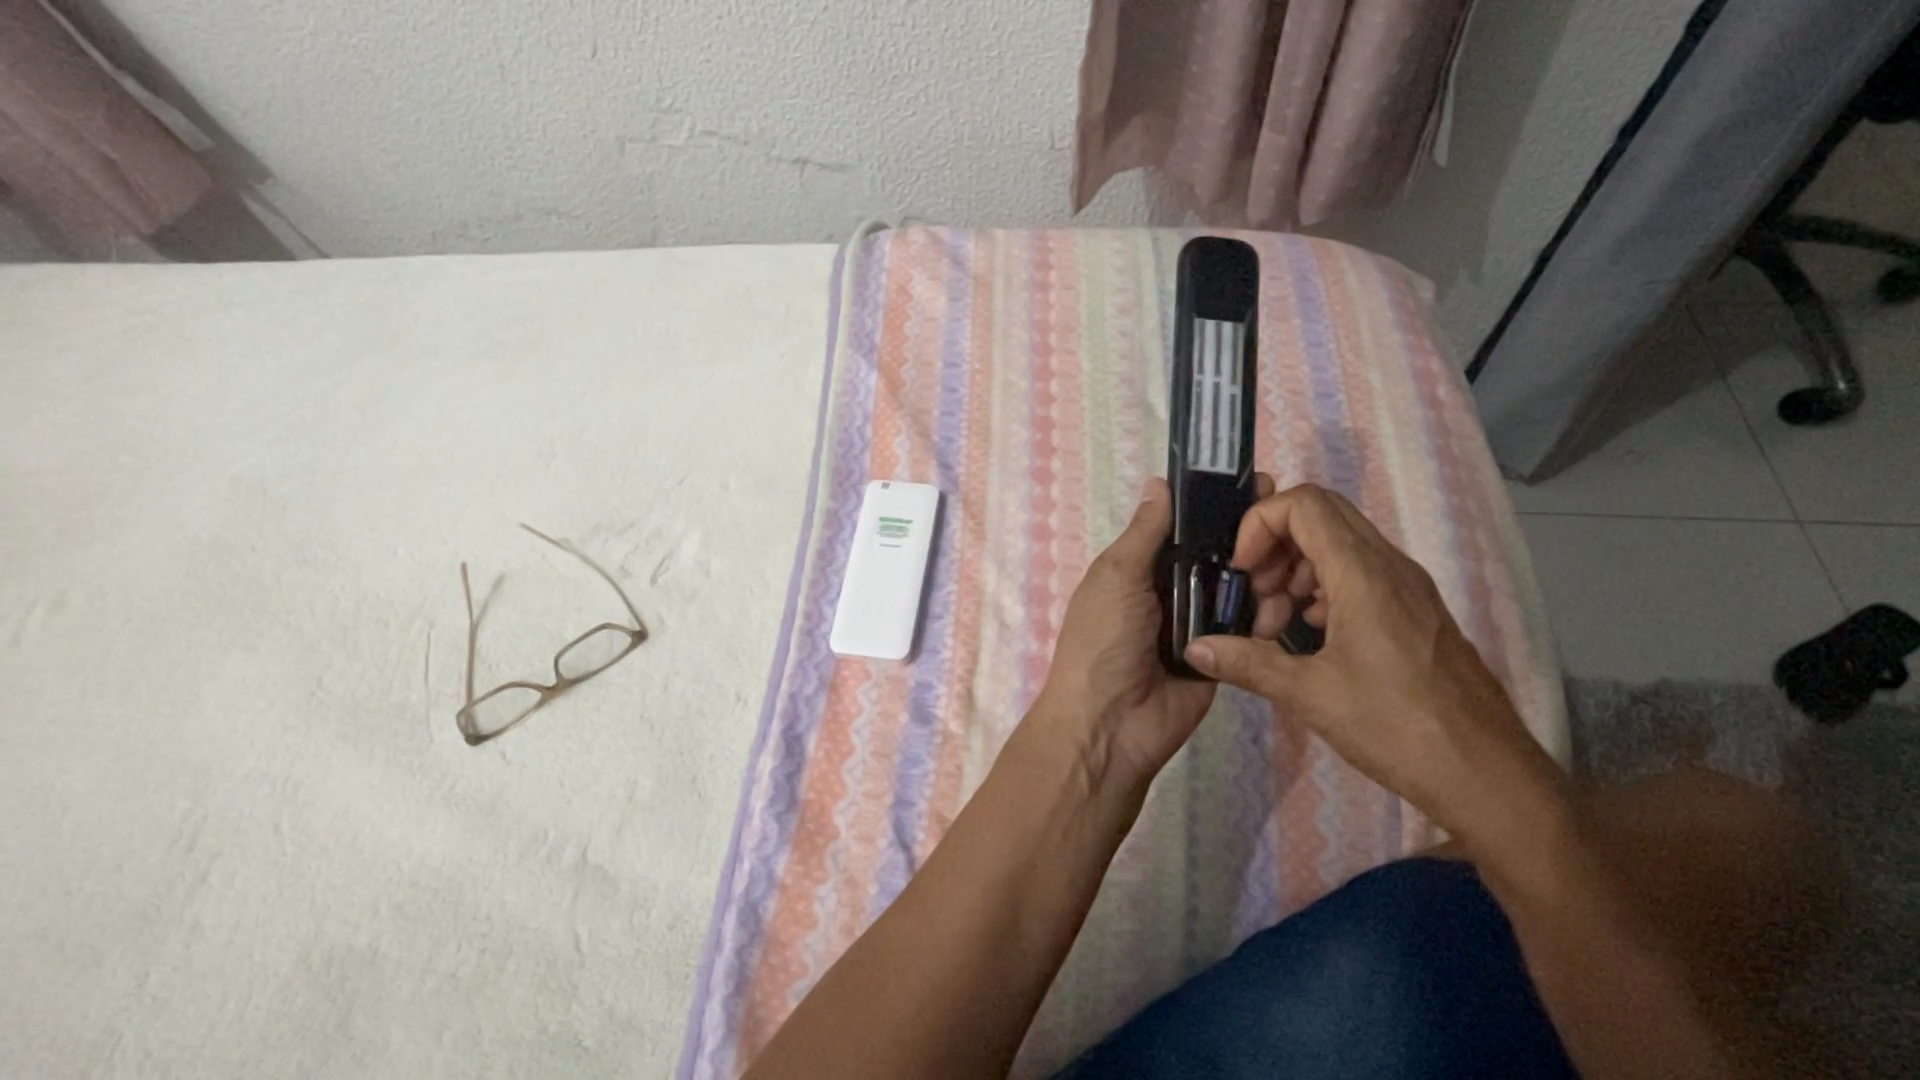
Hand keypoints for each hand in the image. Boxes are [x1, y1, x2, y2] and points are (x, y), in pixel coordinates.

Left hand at [1032, 474, 1273, 786]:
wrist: (1110, 726)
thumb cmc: (1102, 642)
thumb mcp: (1116, 577)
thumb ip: (1145, 533)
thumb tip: (1160, 483)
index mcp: (1140, 568)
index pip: (1185, 527)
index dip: (1216, 505)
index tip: (1256, 482)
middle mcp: (1171, 590)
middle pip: (1219, 555)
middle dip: (1251, 537)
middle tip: (1287, 523)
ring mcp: (1199, 623)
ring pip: (1241, 588)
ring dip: (1263, 575)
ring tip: (1287, 566)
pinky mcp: (1222, 655)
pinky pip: (1250, 628)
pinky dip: (1266, 615)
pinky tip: (1285, 602)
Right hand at [1182, 484, 1561, 840]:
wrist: (1486, 773)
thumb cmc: (1395, 726)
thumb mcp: (1310, 694)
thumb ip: (1247, 663)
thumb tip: (1195, 648)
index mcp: (1364, 573)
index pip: (1303, 504)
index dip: (1259, 525)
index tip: (1241, 573)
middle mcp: (1389, 567)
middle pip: (1321, 516)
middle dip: (1274, 546)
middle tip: (1254, 597)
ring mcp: (1407, 588)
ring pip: (1340, 546)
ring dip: (1296, 571)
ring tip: (1274, 626)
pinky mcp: (1415, 612)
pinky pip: (1360, 575)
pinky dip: (1323, 590)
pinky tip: (1309, 638)